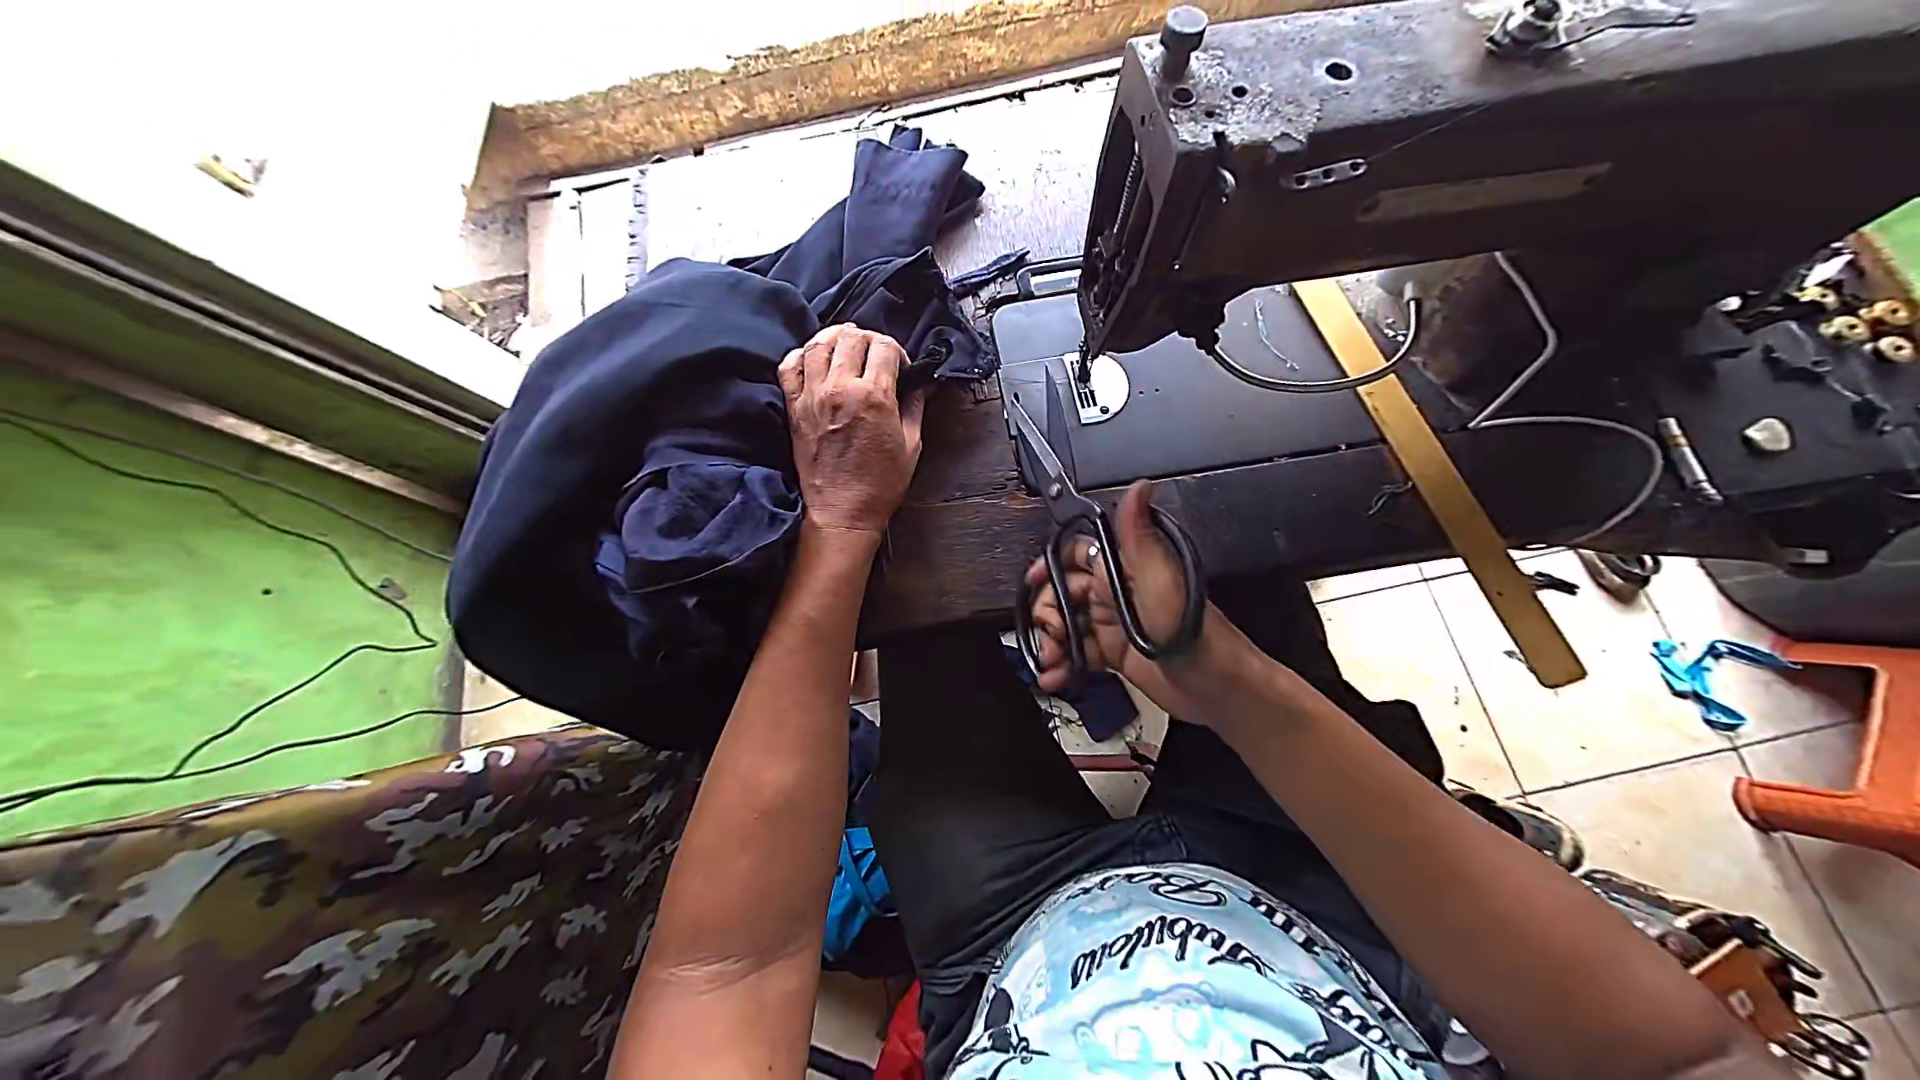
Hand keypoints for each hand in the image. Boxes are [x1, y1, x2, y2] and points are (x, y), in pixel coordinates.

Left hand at [779, 324, 928, 540]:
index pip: (884, 346)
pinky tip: (815, 360)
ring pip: (819, 344)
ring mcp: (812, 397)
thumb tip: (921, 383)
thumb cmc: (879, 485)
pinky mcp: (794, 409)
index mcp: (874, 397)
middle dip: (869, 339)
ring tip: (847, 347)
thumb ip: (915, 406)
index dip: (897, 351)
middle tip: (876, 354)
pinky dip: (802, 355)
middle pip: (851, 337)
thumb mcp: (911, 445)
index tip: (900, 366)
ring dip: (836, 338)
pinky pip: (789, 366)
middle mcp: (840, 389)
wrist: (843, 511)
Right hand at [1025, 480, 1272, 723]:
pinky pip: (1078, 653)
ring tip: (1050, 661)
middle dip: (1047, 613)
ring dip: (1050, 642)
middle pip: (1063, 593)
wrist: (1218, 690)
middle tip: (1049, 634)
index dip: (1049, 566)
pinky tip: (1057, 676)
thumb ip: (1139, 536)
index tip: (1033, 581)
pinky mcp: (1115, 652)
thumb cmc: (1196, 634)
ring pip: (1066, 625)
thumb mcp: (1163, 580)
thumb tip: (1138, 488)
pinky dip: (1063, 664)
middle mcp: (1116, 591)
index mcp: (1125, 567)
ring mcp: (1114, 623)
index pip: (1074, 555)